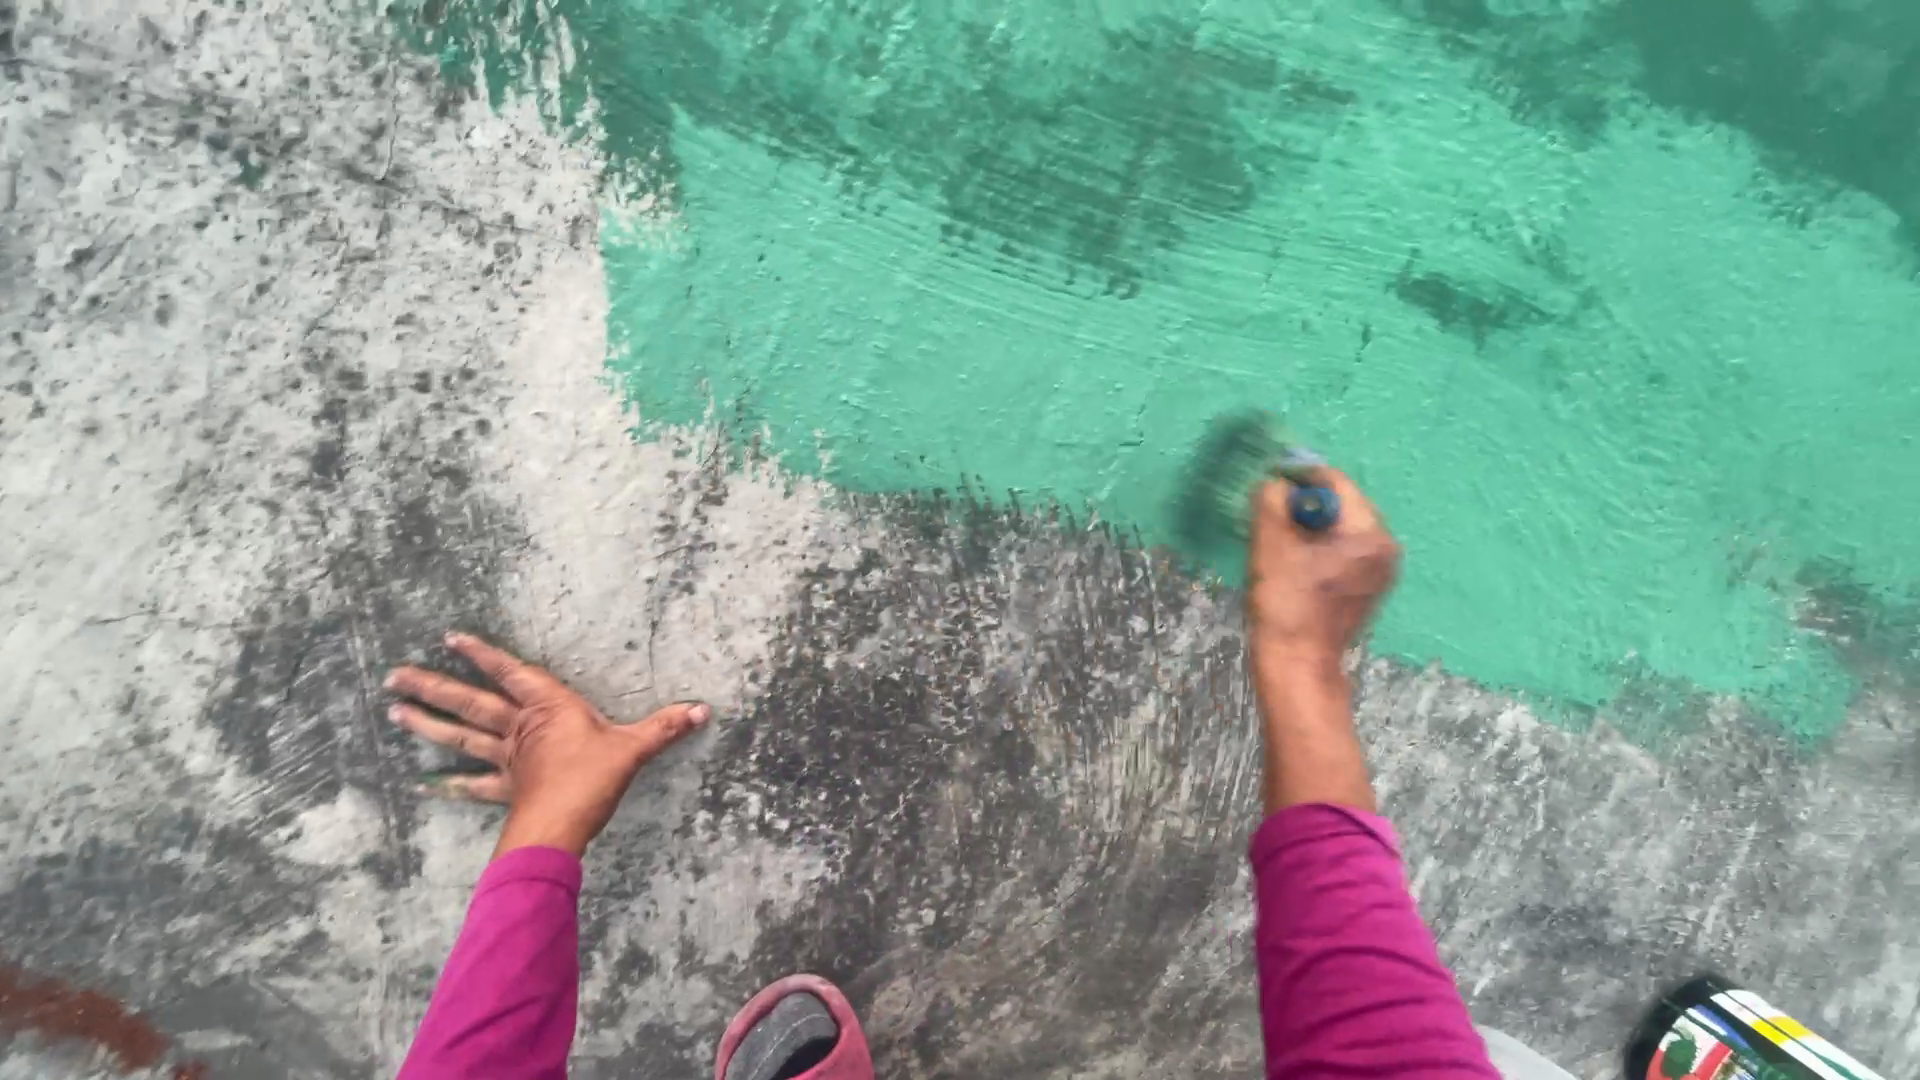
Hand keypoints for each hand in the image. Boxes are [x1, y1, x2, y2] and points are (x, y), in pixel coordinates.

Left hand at [385, 632, 710, 858]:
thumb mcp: (635, 749)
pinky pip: (472, 785)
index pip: (512, 674)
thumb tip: (704, 710)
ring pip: (462, 737)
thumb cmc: (592, 781)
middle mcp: (522, 729)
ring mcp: (508, 761)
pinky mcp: (505, 790)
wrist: (558, 831)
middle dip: (434, 686)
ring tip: (394, 709)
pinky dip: (448, 783)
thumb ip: (666, 727)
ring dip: (428, 723)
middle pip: (472, 703)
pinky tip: (422, 783)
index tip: (450, 638)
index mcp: (550, 709)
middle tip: (395, 673)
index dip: (483, 655)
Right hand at [1246, 467, 1400, 672]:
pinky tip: (1293, 569)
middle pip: (1338, 506)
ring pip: (1336, 530)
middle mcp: (1384, 548)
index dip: (1298, 480)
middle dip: (1302, 509)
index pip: (1334, 483)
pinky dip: (1315, 551)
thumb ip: (1272, 502)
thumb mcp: (1271, 545)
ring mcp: (1378, 571)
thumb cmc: (1286, 604)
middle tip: (1270, 523)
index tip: (1268, 489)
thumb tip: (1276, 484)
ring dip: (1306, 531)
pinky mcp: (1365, 588)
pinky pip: (1339, 552)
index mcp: (1370, 535)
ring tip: (1279, 549)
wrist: (1297, 664)